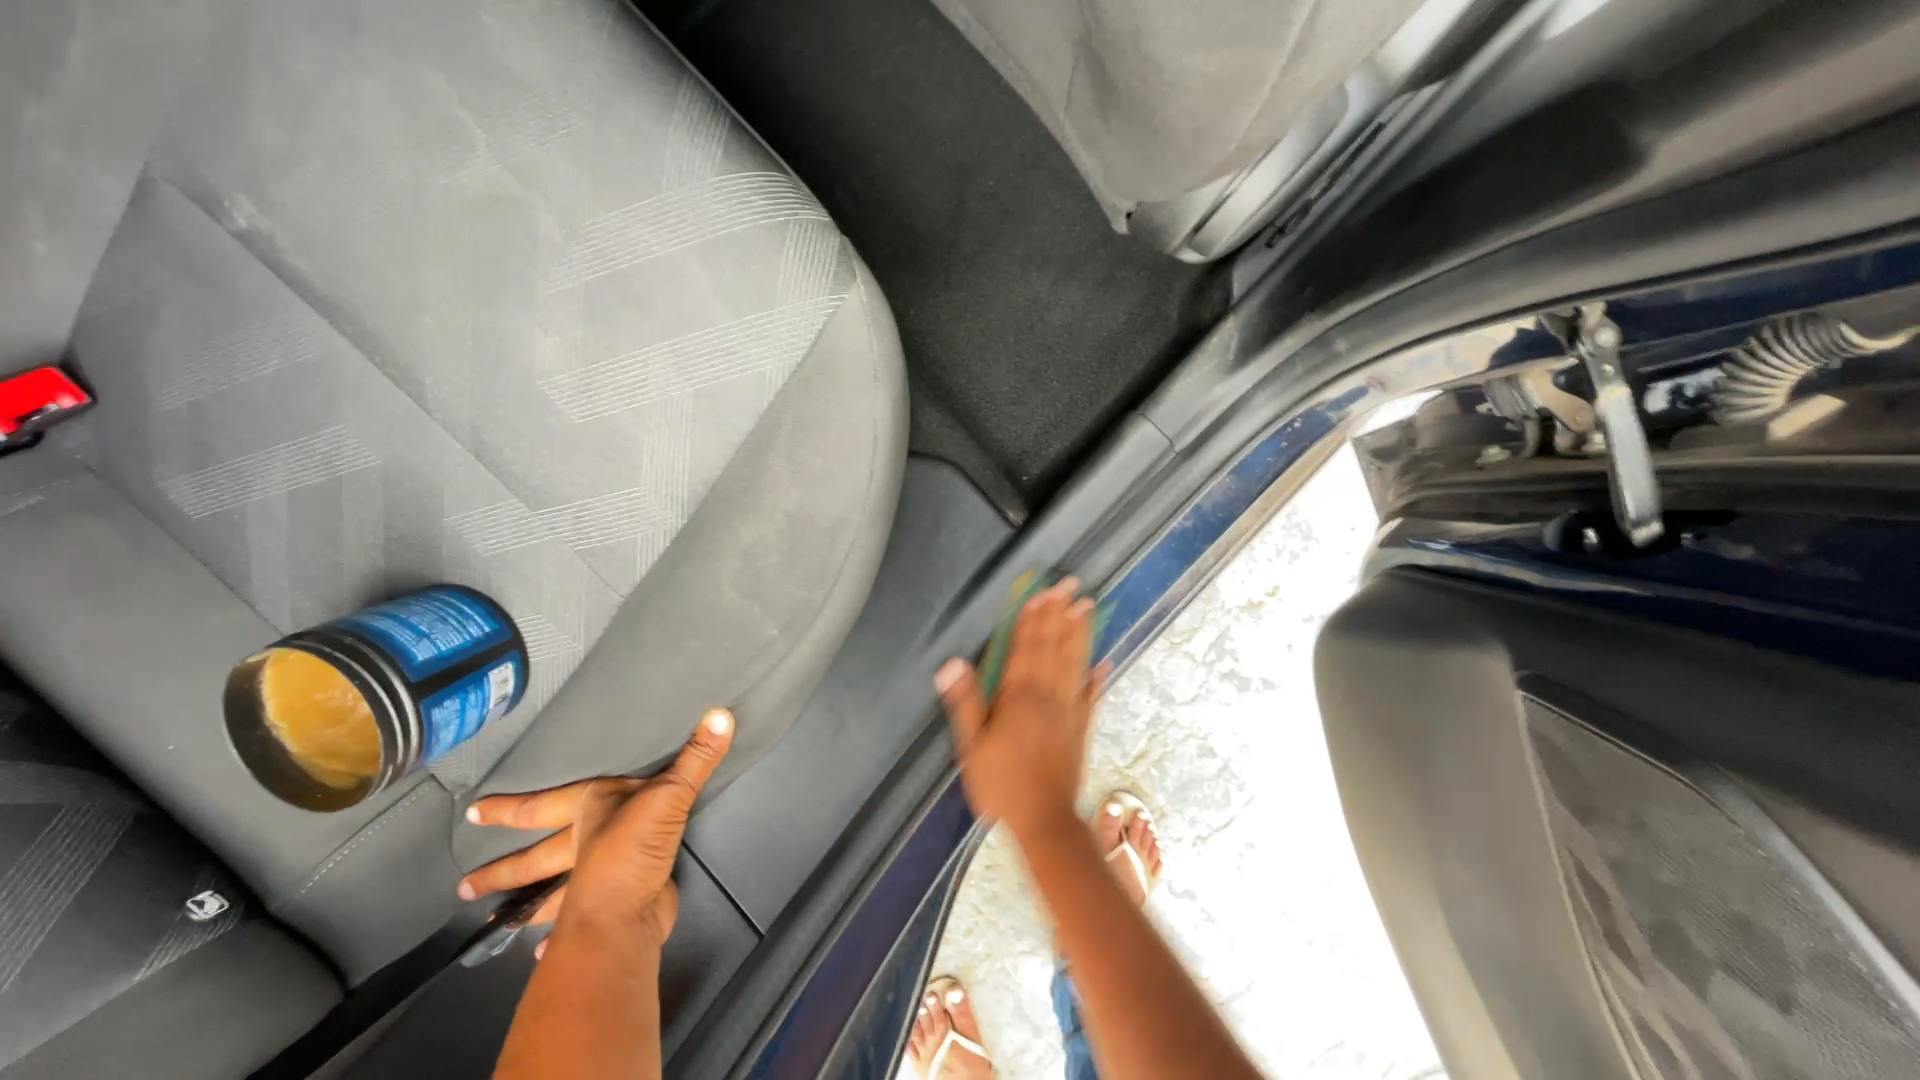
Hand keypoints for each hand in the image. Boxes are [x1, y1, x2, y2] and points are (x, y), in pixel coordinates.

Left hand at [458, 708, 734, 949]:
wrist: (633, 910)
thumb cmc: (632, 847)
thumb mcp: (669, 794)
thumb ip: (696, 757)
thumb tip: (722, 714)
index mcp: (587, 814)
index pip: (539, 806)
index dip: (508, 808)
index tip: (472, 813)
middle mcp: (581, 848)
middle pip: (535, 860)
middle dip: (502, 872)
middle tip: (463, 890)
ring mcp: (590, 886)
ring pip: (551, 896)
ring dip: (528, 910)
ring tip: (503, 925)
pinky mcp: (608, 913)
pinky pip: (577, 926)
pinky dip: (559, 939)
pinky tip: (544, 953)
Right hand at [934, 578, 1106, 840]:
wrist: (1045, 820)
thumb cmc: (1002, 784)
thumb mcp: (972, 746)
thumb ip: (966, 702)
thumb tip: (952, 663)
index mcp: (1019, 697)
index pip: (1025, 648)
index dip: (1031, 618)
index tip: (1039, 591)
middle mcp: (1048, 696)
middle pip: (1053, 647)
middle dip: (1058, 614)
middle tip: (1068, 584)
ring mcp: (1069, 711)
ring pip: (1074, 663)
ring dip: (1079, 633)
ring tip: (1086, 607)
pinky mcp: (1081, 728)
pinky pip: (1092, 695)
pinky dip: (1097, 676)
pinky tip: (1103, 661)